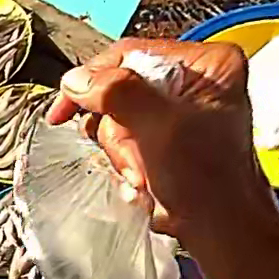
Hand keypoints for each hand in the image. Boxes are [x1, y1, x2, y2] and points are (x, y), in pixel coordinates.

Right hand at [45, 38, 278, 242]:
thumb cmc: (203, 175)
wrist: (215, 222)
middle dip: (112, 127)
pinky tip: (138, 175)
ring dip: (116, 149)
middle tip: (130, 152)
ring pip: (111, 117)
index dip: (91, 81)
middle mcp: (189, 81)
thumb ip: (118, 94)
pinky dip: (119, 159)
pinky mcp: (158, 135)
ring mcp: (172, 110)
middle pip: (115, 89)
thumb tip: (74, 79)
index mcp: (205, 64)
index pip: (128, 55)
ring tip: (140, 170)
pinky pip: (117, 138)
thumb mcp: (160, 126)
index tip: (63, 112)